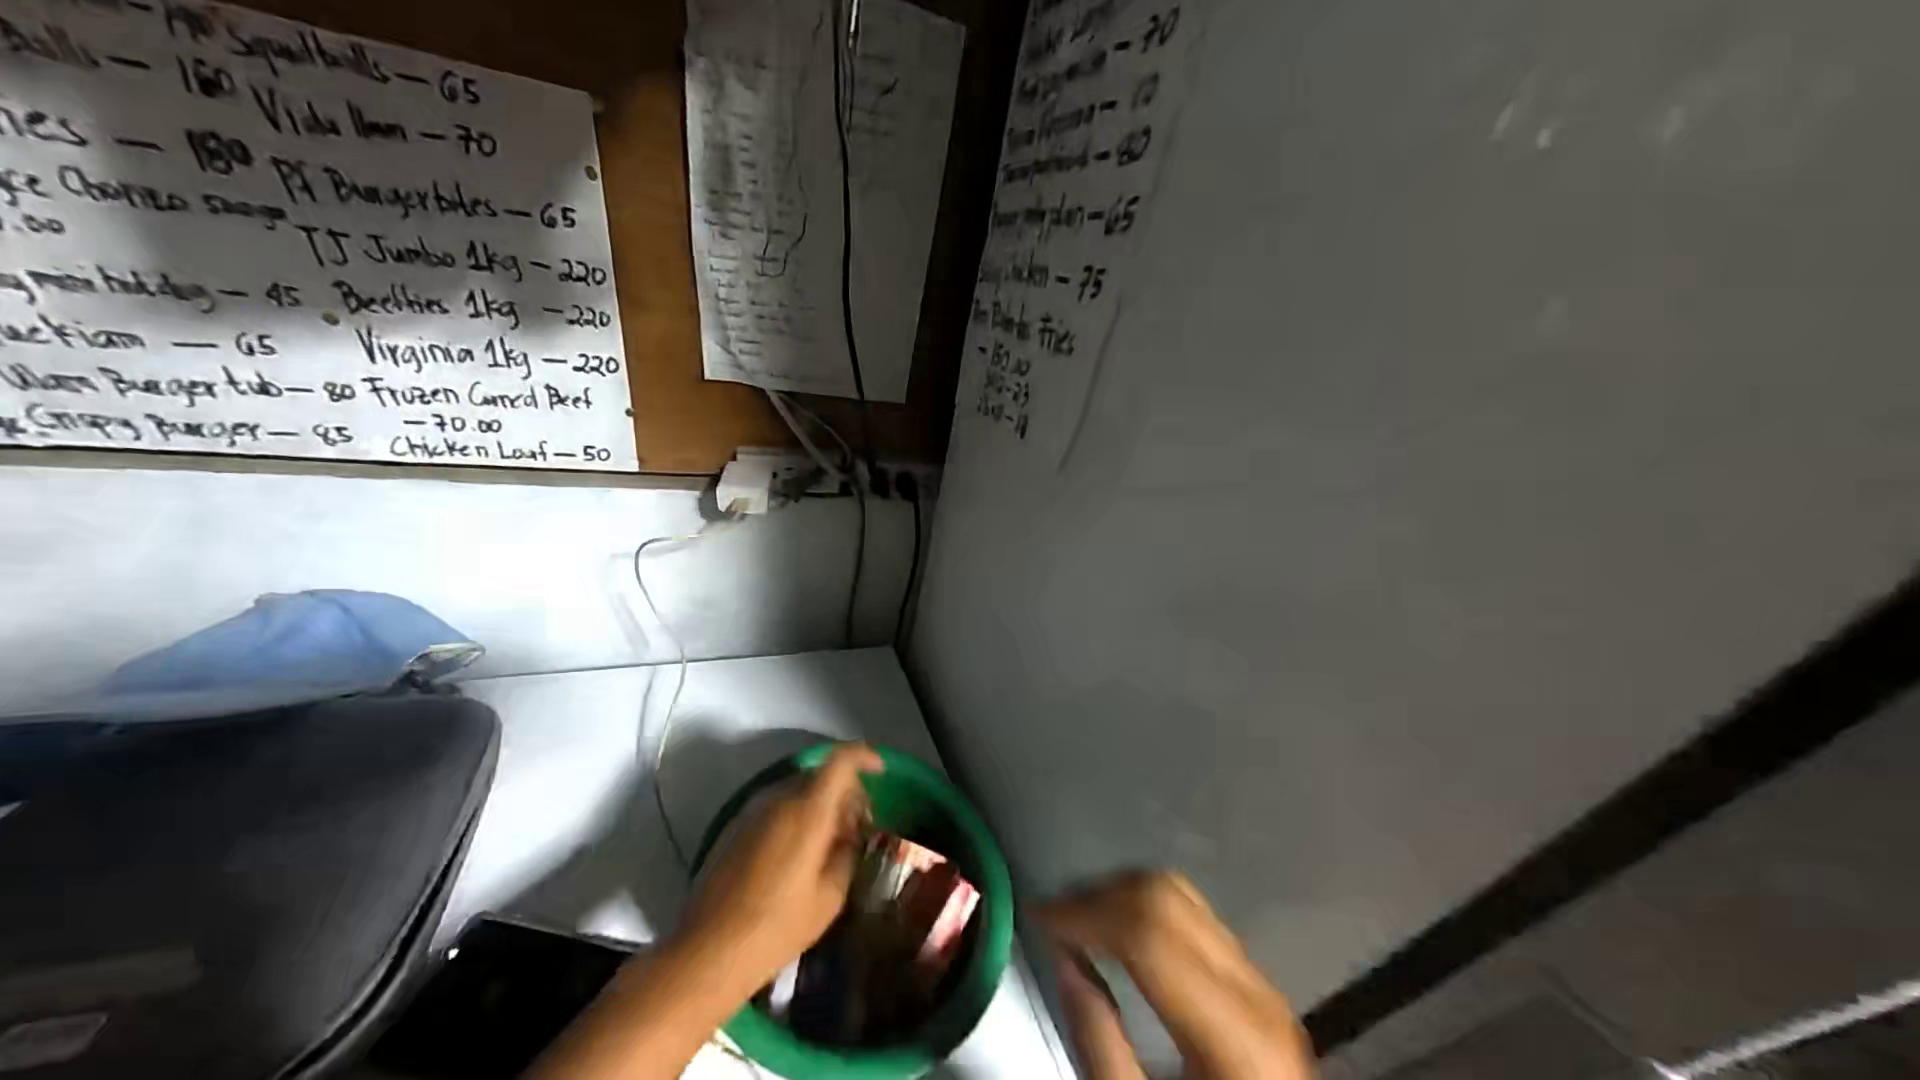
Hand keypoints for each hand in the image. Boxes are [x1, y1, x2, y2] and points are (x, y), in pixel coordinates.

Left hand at [678, 742, 884, 995]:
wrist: (708, 951)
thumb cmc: (778, 927)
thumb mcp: (830, 896)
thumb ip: (848, 853)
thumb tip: (852, 835)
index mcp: (807, 811)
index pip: (840, 761)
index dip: (864, 757)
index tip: (881, 772)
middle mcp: (779, 800)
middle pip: (821, 775)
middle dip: (846, 791)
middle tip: (859, 826)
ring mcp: (753, 812)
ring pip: (799, 790)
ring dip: (821, 805)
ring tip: (831, 844)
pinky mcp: (736, 828)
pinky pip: (778, 807)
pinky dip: (798, 816)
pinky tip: (801, 854)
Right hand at [1039, 870, 1315, 1079]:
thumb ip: (1100, 1045)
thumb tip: (1064, 959)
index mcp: (1233, 1034)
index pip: (1148, 934)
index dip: (1086, 914)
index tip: (1038, 915)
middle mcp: (1254, 991)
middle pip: (1164, 898)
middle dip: (1099, 895)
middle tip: (1053, 915)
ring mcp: (1259, 979)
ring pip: (1179, 894)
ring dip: (1120, 894)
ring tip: (1078, 919)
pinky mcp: (1254, 978)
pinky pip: (1193, 913)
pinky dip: (1145, 906)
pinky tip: (1116, 929)